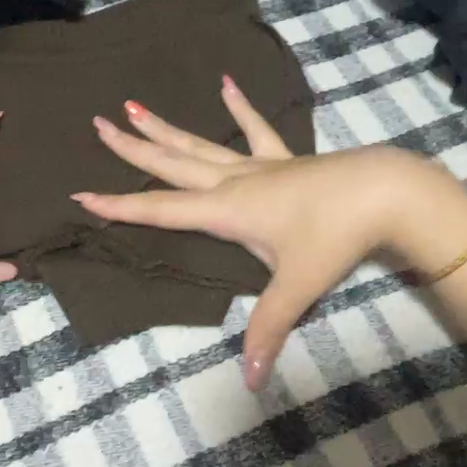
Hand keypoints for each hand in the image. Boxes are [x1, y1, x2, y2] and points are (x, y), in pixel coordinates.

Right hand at [74, 76, 466, 389]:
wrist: (385, 193)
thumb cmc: (335, 238)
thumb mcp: (297, 288)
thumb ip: (268, 331)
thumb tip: (250, 382)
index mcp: (225, 210)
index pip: (160, 210)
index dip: (119, 206)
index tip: (81, 195)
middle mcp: (233, 181)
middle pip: (171, 164)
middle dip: (132, 148)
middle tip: (98, 124)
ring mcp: (259, 165)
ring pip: (200, 145)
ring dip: (166, 127)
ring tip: (134, 105)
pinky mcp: (285, 158)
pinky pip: (256, 129)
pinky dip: (240, 107)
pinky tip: (227, 83)